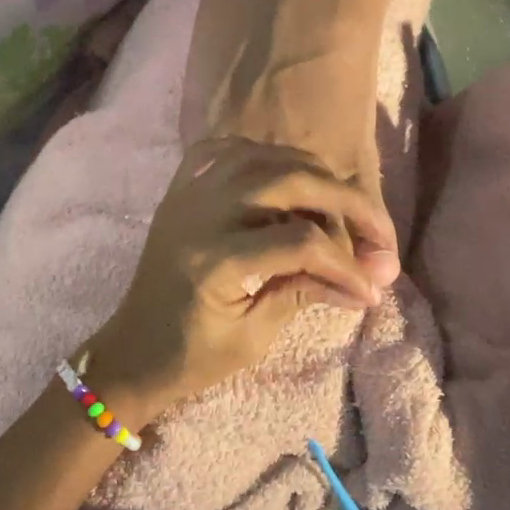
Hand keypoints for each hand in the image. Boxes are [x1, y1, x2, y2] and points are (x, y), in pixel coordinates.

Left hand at [83, 137, 396, 414]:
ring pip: (260, 156)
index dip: (346, 263)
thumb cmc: (190, 357)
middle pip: (288, 180)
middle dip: (345, 200)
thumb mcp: (252, 337)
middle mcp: (199, 215)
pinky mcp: (179, 193)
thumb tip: (363, 280)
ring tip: (341, 204)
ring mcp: (186, 196)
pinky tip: (288, 178)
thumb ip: (302, 294)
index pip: (301, 242)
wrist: (131, 351)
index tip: (372, 288)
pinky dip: (262, 157)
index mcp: (214, 260)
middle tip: (378, 232)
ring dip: (310, 172)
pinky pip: (223, 152)